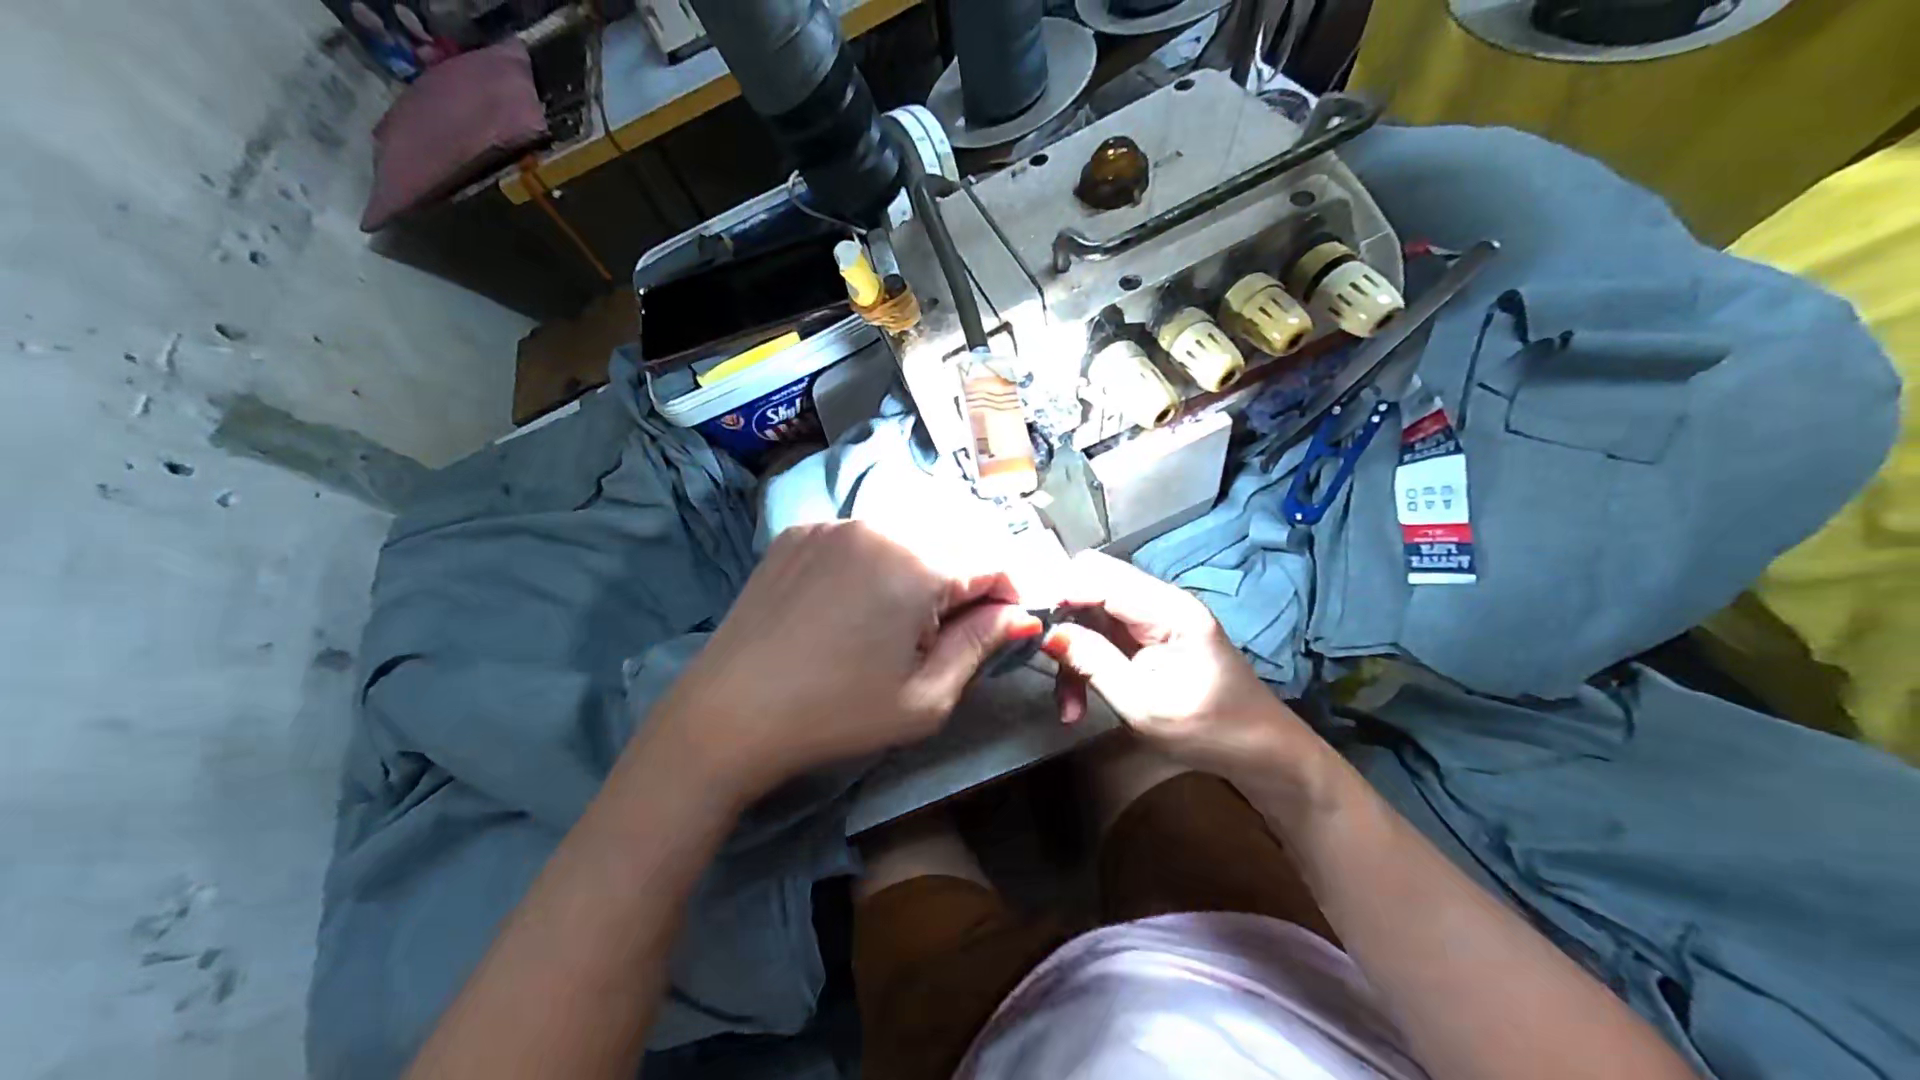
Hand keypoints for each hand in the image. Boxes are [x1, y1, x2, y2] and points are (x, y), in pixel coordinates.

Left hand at [643, 521, 1041, 801]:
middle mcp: (879, 526)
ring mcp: (832, 524)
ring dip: (920, 569)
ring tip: (895, 620)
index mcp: (917, 564)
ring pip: (905, 535)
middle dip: (963, 582)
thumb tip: (1021, 615)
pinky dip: (874, 562)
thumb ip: (981, 645)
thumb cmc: (838, 714)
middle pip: (950, 542)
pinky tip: (850, 605)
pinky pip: (859, 537)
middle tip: (943, 633)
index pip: (992, 561)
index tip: (999, 632)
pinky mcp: (798, 533)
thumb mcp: (926, 698)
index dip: (1008, 596)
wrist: (729, 713)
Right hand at [1042, 551, 1330, 793]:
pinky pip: (1102, 636)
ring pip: (1090, 615)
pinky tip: (1078, 702)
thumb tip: (1047, 633)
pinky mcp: (1147, 639)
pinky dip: (1086, 663)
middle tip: (1041, 661)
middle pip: (1090, 588)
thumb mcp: (1143, 703)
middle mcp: (1159, 602)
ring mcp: (1153, 620)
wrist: (1260, 753)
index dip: (1059, 593)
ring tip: (1067, 706)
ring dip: (1071, 652)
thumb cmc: (1210, 730)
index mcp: (1167, 608)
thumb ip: (1093, 662)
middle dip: (1061, 623)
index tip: (1028, 625)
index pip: (1098, 576)